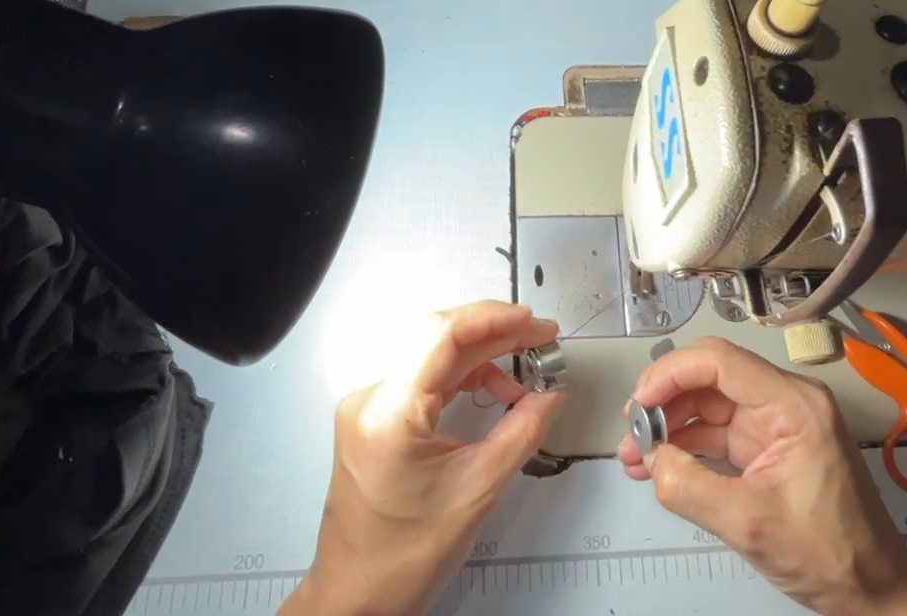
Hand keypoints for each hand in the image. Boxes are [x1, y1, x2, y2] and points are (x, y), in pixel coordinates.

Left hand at [283, 302, 563, 615]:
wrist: (357, 598)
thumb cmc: (401, 559)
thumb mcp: (477, 490)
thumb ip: (521, 432)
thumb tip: (550, 395)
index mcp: (389, 414)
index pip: (441, 334)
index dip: (492, 318)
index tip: (530, 320)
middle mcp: (370, 399)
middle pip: (439, 340)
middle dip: (495, 333)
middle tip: (539, 336)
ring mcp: (369, 405)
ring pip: (433, 355)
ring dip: (482, 355)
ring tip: (525, 364)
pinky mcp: (375, 416)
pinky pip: (424, 377)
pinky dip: (463, 376)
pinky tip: (495, 387)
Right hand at [618, 337, 906, 615]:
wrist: (875, 595)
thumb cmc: (832, 556)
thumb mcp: (752, 525)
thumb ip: (691, 488)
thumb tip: (650, 459)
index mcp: (793, 405)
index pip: (720, 361)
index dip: (671, 373)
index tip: (639, 403)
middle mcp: (785, 402)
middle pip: (710, 377)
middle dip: (665, 399)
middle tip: (632, 430)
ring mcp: (776, 423)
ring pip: (708, 404)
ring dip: (670, 425)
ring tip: (635, 454)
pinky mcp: (768, 446)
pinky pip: (717, 431)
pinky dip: (685, 444)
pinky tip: (658, 463)